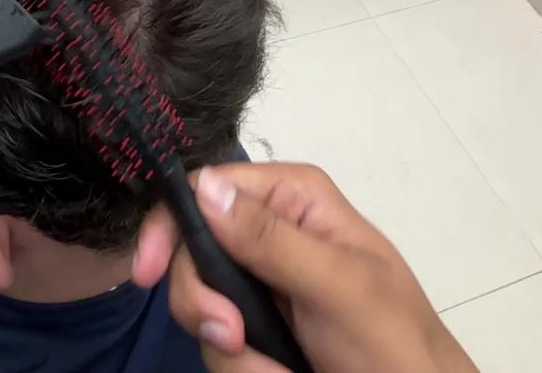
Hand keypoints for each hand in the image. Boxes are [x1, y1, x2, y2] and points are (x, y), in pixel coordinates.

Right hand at [131, 163, 476, 372]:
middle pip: (192, 249)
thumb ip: (271, 239)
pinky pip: (219, 343)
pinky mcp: (257, 326)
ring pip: (200, 302)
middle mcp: (266, 230)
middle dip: (204, 301)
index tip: (147, 272)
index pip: (206, 187)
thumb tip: (205, 187)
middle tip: (234, 337)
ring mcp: (259, 281)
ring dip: (232, 349)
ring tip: (277, 372)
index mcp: (289, 198)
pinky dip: (243, 369)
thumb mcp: (338, 287)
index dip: (169, 224)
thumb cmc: (395, 344)